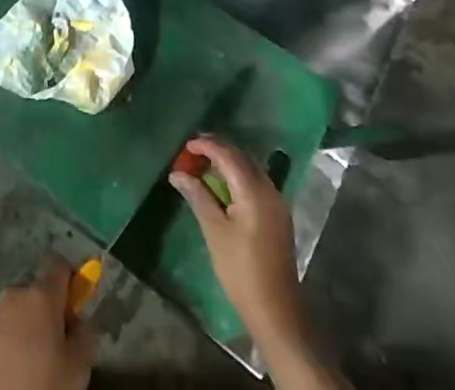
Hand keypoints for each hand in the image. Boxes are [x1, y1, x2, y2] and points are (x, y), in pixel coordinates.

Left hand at [0, 258, 95, 389]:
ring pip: (15, 314)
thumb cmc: (42, 383)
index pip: (59, 265)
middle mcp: (12, 297)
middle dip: (47, 312)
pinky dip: (6, 345)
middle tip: (56, 345)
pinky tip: (10, 373)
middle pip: (36, 294)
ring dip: (25, 328)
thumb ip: (84, 333)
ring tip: (31, 363)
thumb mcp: (79, 364)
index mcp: (40, 296)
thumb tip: (76, 321)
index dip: (71, 279)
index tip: (76, 304)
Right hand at [169, 137, 316, 367]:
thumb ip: (198, 196)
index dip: (206, 146)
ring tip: (202, 166)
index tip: (185, 146)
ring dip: (227, 162)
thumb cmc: (240, 270)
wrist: (276, 308)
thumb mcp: (214, 231)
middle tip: (191, 152)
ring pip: (250, 168)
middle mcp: (269, 189)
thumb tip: (177, 173)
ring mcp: (276, 201)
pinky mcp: (277, 214)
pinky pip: (255, 182)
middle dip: (217, 150)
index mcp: (254, 191)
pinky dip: (237, 176)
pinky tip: (221, 186)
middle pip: (242, 157)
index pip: (228, 155)